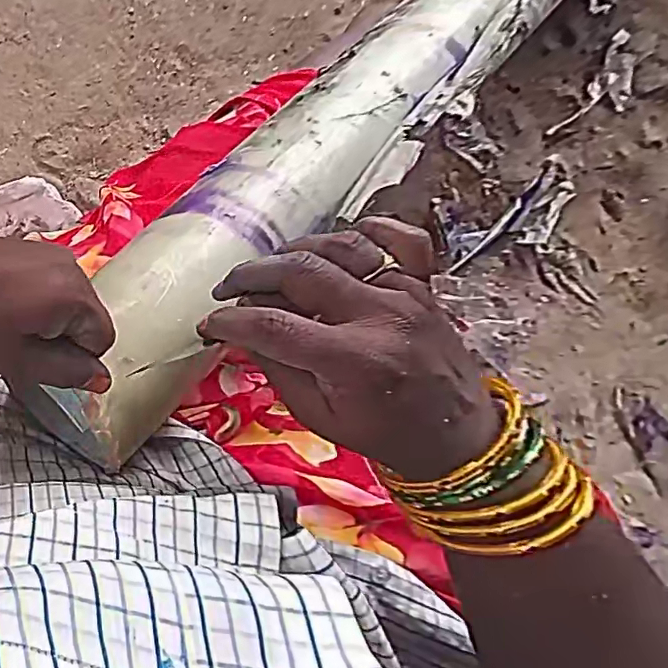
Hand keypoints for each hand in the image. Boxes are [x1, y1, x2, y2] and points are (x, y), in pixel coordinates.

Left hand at [0, 233, 115, 391]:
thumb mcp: (16, 359)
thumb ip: (64, 371)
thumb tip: (100, 379)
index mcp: (74, 296)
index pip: (102, 340)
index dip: (74, 359)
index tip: (37, 358)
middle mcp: (73, 267)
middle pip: (88, 318)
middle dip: (63, 338)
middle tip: (20, 343)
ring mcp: (53, 254)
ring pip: (70, 302)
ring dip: (50, 319)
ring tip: (9, 324)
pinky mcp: (34, 248)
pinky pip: (53, 284)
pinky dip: (39, 300)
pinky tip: (5, 305)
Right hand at [198, 217, 497, 480]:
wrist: (457, 437)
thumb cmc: (380, 433)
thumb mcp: (315, 413)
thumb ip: (277, 367)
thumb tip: (244, 331)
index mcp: (352, 361)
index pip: (272, 325)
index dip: (230, 320)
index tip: (210, 324)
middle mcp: (380, 317)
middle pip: (300, 271)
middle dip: (250, 276)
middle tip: (225, 290)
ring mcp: (406, 294)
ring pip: (341, 245)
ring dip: (293, 252)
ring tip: (269, 271)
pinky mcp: (423, 286)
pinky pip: (401, 239)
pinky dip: (368, 231)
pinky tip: (338, 242)